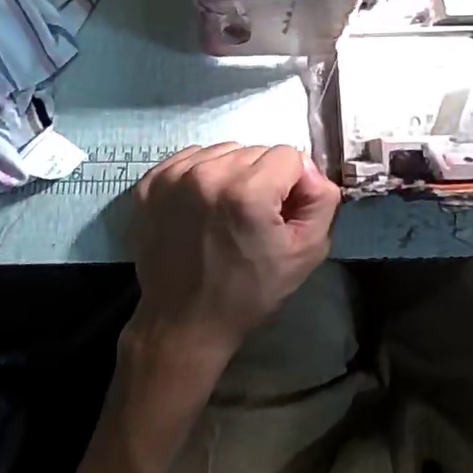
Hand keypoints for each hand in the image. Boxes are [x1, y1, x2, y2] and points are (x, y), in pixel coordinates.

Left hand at [128, 144, 341, 363]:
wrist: (184, 321)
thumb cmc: (249, 291)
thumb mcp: (307, 252)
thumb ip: (321, 199)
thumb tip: (309, 170)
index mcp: (247, 192)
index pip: (289, 155)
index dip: (294, 185)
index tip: (281, 215)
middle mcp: (207, 174)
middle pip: (256, 151)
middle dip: (264, 178)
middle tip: (254, 218)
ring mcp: (173, 176)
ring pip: (224, 151)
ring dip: (233, 174)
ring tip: (227, 213)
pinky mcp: (151, 182)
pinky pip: (193, 157)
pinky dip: (204, 174)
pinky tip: (202, 207)